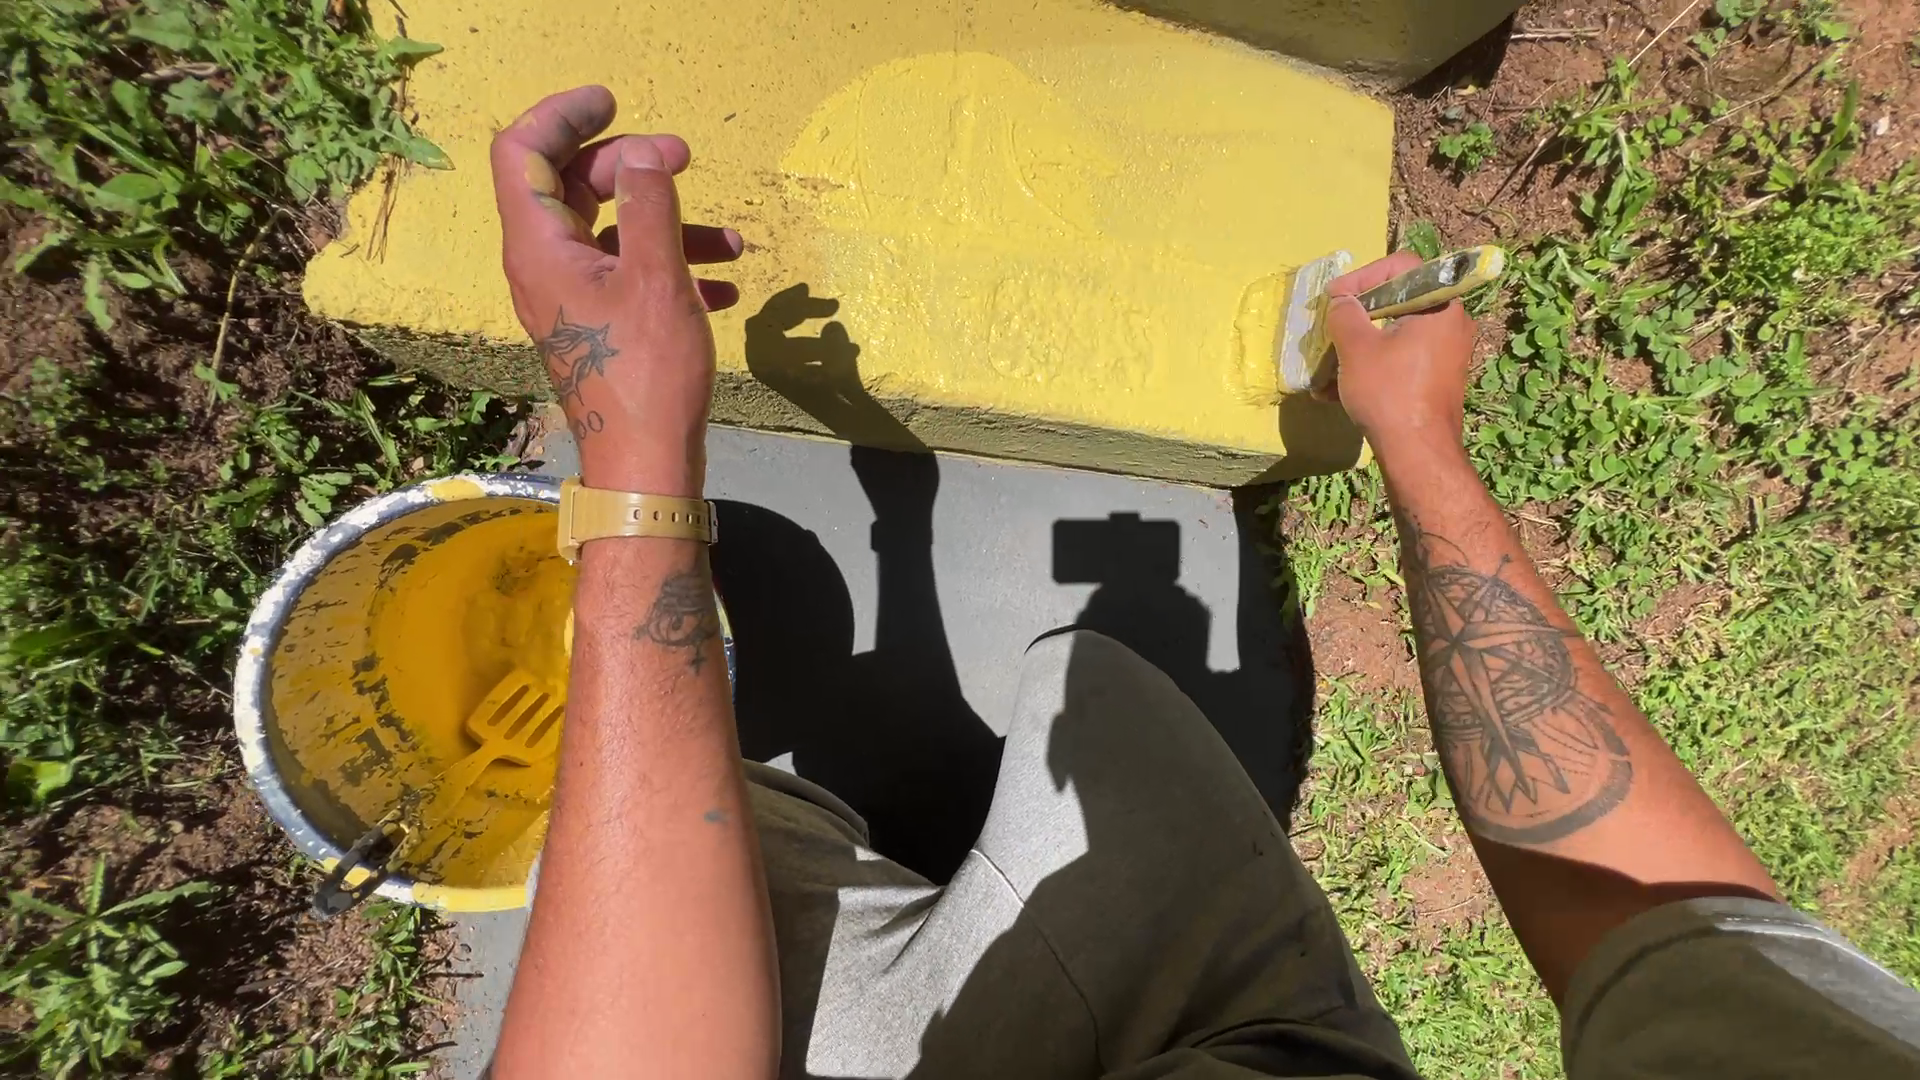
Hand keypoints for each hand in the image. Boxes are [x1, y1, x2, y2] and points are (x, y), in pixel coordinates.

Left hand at [489, 85, 743, 494]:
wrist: (646, 460)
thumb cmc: (647, 371)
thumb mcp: (655, 280)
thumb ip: (649, 207)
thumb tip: (644, 156)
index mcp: (539, 247)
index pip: (523, 151)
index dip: (563, 116)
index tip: (613, 102)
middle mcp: (546, 268)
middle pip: (572, 188)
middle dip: (632, 169)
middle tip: (685, 162)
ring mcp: (575, 301)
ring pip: (613, 237)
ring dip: (669, 227)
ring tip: (731, 241)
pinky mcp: (603, 329)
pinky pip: (631, 280)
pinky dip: (673, 270)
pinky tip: (723, 287)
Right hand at [1320, 252, 1478, 467]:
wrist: (1417, 448)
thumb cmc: (1388, 391)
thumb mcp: (1356, 349)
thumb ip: (1345, 315)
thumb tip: (1342, 301)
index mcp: (1438, 305)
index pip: (1403, 267)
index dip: (1363, 276)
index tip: (1334, 296)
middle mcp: (1450, 322)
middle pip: (1397, 302)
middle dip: (1356, 317)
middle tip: (1329, 327)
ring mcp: (1446, 351)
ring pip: (1394, 334)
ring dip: (1356, 346)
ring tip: (1326, 367)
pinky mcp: (1437, 376)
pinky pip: (1400, 358)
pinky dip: (1371, 366)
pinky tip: (1337, 391)